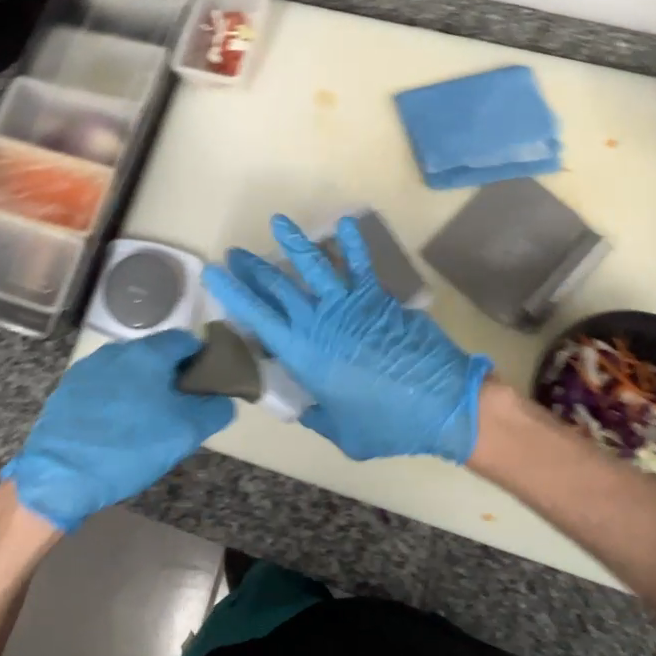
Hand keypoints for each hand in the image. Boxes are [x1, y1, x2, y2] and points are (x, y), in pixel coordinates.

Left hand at [1, 329, 234, 532]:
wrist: (59, 474)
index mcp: (147, 353)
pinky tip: (115, 430)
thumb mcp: (184, 433)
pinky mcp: (67, 390)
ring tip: (146, 424)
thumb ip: (213, 410)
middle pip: (155, 355)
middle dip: (171, 378)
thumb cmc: (129, 447)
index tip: (206, 387)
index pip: (185, 341)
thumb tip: (223, 399)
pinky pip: (103, 388)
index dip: (201, 360)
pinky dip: (115, 401)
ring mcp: (88, 369)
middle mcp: (117, 351)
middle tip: (179, 411)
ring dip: (142, 389)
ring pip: (128, 372)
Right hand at [203, 214, 492, 462]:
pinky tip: (344, 223)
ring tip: (278, 222)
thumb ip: (317, 416)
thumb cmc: (388, 424)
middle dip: (253, 268)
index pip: (257, 316)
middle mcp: (318, 322)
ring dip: (294, 242)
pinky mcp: (377, 297)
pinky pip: (359, 263)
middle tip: (236, 253)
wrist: (441, 404)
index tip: (214, 272)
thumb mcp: (342, 433)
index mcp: (302, 353)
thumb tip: (305, 407)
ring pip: (314, 265)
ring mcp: (349, 305)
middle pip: (278, 286)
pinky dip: (351, 242)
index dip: (232, 292)